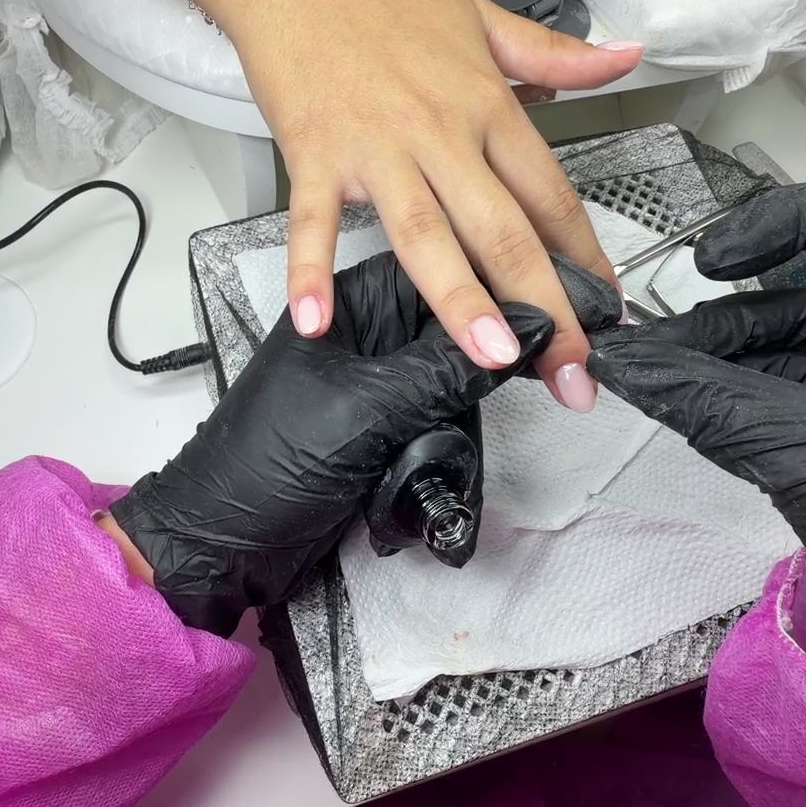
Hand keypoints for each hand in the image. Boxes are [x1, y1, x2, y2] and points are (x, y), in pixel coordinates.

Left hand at [114, 253, 617, 636]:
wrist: (227, 536)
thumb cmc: (267, 464)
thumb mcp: (362, 412)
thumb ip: (441, 369)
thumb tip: (521, 336)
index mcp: (354, 301)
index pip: (450, 269)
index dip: (514, 289)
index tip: (575, 317)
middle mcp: (369, 324)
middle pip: (461, 307)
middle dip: (520, 326)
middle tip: (578, 354)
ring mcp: (378, 367)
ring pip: (458, 346)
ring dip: (503, 359)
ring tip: (558, 369)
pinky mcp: (382, 410)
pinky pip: (442, 389)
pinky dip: (474, 393)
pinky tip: (506, 394)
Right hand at [193, 0, 640, 412]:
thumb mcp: (482, 16)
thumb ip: (552, 54)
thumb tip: (621, 58)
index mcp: (485, 105)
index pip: (550, 194)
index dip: (584, 258)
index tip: (604, 310)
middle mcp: (439, 133)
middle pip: (503, 229)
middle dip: (542, 306)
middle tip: (570, 370)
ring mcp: (375, 149)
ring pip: (425, 234)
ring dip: (460, 301)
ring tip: (491, 359)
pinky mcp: (315, 156)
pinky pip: (314, 223)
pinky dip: (311, 272)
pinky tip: (317, 320)